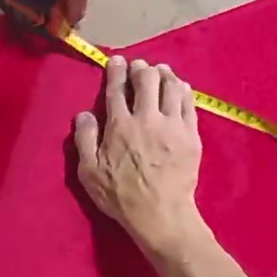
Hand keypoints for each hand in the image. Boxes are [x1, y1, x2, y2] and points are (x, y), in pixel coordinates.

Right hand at [73, 56, 207, 256]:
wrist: (160, 214)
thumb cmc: (120, 196)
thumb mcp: (89, 172)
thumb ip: (85, 139)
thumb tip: (84, 114)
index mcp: (119, 126)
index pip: (117, 89)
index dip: (116, 70)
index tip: (116, 61)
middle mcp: (147, 118)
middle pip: (147, 79)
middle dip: (141, 68)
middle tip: (138, 67)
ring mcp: (172, 125)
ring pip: (171, 85)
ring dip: (163, 74)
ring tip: (159, 72)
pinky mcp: (191, 135)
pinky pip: (189, 102)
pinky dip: (182, 89)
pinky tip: (178, 87)